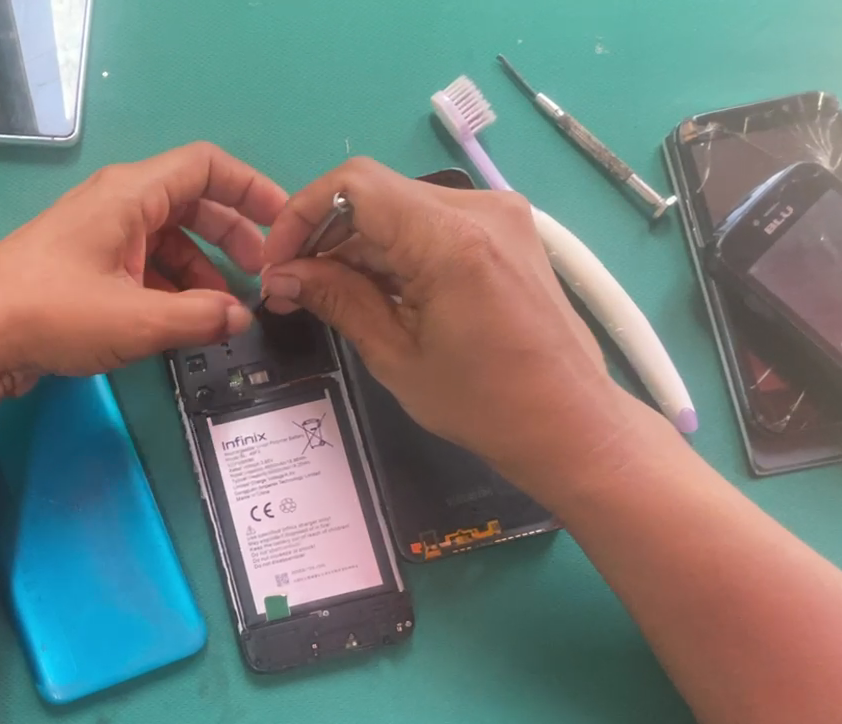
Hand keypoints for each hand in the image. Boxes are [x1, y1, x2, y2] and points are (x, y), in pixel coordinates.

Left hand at [0, 143, 288, 393]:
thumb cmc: (53, 314)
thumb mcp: (136, 321)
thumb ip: (197, 319)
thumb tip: (241, 319)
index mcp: (130, 194)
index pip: (206, 167)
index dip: (252, 189)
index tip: (283, 222)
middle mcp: (114, 206)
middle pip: (189, 205)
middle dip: (230, 237)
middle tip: (260, 275)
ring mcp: (94, 240)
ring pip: (163, 243)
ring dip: (198, 272)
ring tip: (222, 311)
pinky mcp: (79, 273)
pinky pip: (138, 269)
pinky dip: (166, 290)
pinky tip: (179, 322)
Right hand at [258, 158, 656, 489]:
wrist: (564, 419)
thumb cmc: (479, 402)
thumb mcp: (393, 354)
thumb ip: (338, 300)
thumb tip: (282, 276)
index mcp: (451, 239)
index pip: (355, 186)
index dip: (300, 216)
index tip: (277, 263)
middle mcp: (479, 208)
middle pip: (374, 195)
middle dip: (322, 236)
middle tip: (290, 288)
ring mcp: (496, 216)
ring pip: (397, 208)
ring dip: (353, 246)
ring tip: (323, 296)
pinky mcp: (501, 232)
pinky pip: (426, 224)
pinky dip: (388, 250)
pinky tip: (368, 291)